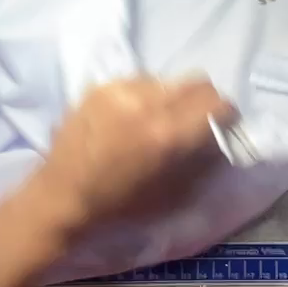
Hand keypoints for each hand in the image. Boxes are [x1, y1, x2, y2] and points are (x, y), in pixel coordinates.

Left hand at [25, 77, 234, 236]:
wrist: (61, 198)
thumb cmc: (120, 206)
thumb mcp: (174, 193)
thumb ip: (203, 160)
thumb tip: (220, 137)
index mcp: (168, 135)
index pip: (217, 103)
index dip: (227, 114)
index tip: (223, 125)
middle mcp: (146, 104)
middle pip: (197, 83)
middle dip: (204, 101)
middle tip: (197, 120)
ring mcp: (120, 90)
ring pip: (167, 80)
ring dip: (172, 97)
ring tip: (159, 119)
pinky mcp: (99, 87)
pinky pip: (138, 82)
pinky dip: (144, 97)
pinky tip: (131, 118)